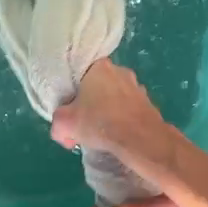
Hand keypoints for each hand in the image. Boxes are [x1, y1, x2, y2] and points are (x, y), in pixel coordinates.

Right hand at [51, 60, 174, 166]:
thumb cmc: (100, 123)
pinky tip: (119, 135)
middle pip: (99, 86)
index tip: (72, 109)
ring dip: (109, 111)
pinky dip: (124, 120)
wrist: (140, 140)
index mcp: (98, 67)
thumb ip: (58, 125)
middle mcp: (120, 71)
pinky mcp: (149, 103)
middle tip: (86, 123)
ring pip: (116, 98)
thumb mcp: (64, 124)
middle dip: (92, 103)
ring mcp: (137, 87)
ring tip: (103, 132)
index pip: (80, 75)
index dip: (73, 93)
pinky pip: (130, 110)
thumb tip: (64, 135)